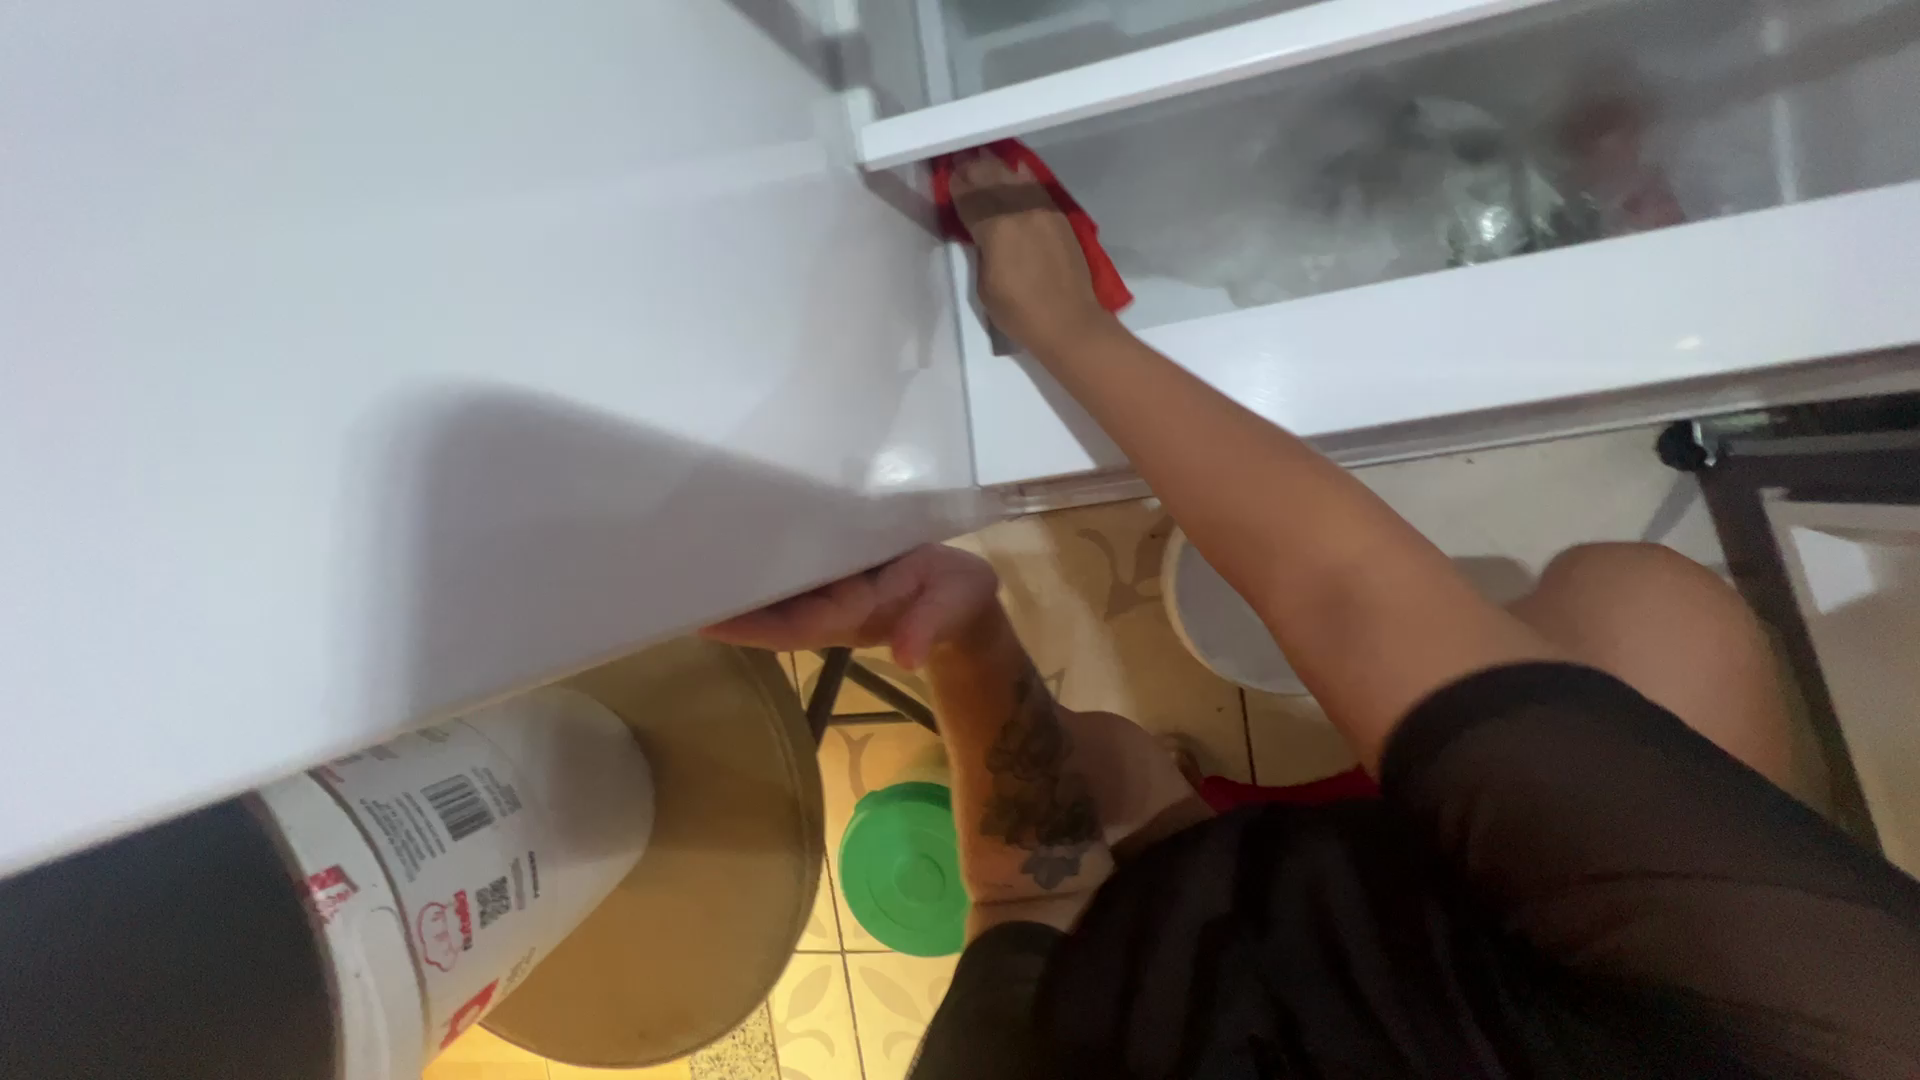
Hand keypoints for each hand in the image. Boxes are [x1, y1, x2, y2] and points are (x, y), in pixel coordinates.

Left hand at [701, 544, 999, 669]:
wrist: (962, 597)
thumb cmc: (957, 601)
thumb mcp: (952, 606)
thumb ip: (928, 625)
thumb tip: (907, 655)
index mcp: (850, 616)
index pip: (789, 626)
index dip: (745, 624)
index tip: (698, 616)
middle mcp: (827, 606)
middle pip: (767, 608)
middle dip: (724, 598)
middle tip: (668, 573)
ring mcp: (828, 588)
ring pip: (774, 585)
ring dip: (734, 574)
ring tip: (684, 548)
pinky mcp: (835, 568)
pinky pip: (791, 561)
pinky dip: (762, 551)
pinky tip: (731, 528)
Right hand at [950, 152, 1116, 355]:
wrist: (1068, 321)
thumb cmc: (1020, 313)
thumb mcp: (985, 286)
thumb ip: (980, 251)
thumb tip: (980, 234)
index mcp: (996, 229)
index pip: (970, 199)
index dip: (957, 187)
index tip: (949, 177)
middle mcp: (1019, 210)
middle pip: (992, 181)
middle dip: (974, 172)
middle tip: (961, 164)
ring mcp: (1043, 211)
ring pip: (1015, 179)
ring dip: (996, 170)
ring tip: (984, 163)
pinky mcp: (1059, 218)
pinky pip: (1036, 189)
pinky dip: (1022, 179)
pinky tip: (1016, 173)